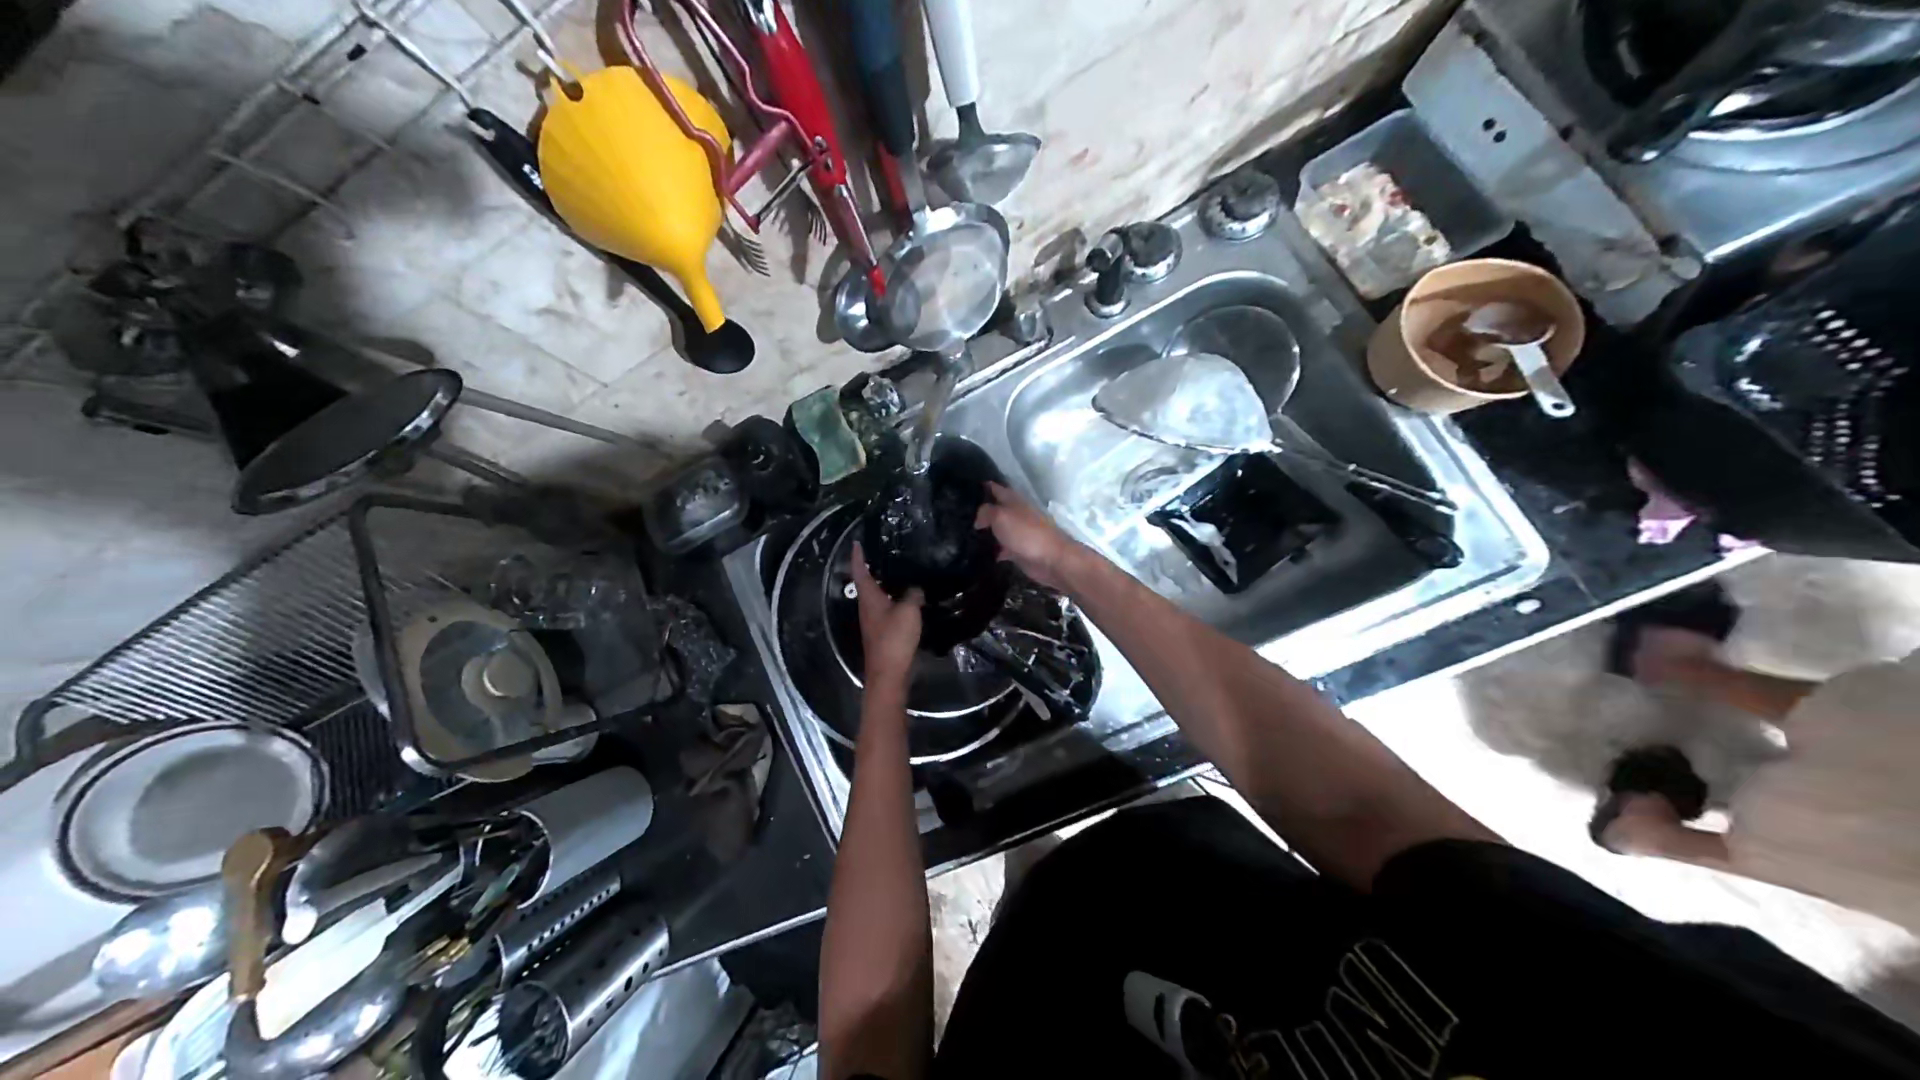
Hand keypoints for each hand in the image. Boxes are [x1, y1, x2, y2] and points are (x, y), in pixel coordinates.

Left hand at [851, 542, 921, 690]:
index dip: (858, 555)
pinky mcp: (882, 632)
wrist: (889, 673)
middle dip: (874, 568)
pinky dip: (895, 600)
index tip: (857, 542)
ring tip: (902, 572)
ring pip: (878, 596)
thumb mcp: (908, 610)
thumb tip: (915, 588)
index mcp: (869, 597)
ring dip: (886, 584)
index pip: (860, 570)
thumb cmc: (894, 638)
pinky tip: (908, 600)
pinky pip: (887, 609)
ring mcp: (873, 621)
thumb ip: (913, 594)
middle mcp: (867, 607)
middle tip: (886, 553)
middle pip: (868, 583)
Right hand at [975, 482, 1087, 591]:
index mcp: (1014, 501)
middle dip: (981, 511)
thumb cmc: (1026, 533)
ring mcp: (1018, 533)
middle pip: (996, 509)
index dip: (983, 486)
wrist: (1051, 559)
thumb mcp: (1001, 516)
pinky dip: (992, 550)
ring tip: (965, 534)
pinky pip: (1001, 548)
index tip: (967, 487)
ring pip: (998, 529)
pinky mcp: (1018, 551)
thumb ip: (986, 512)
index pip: (996, 488)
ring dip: (985, 531)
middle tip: (962, 514)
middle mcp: (1016, 514)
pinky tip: (980, 554)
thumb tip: (977, 520)